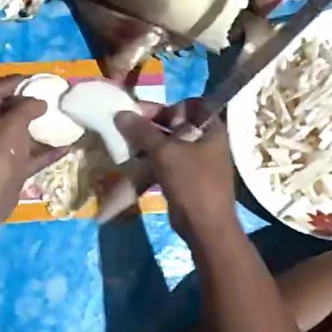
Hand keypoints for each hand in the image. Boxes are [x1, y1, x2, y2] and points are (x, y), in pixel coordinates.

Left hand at [0, 76, 51, 229]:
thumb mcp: (12, 124)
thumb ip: (26, 108)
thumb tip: (40, 102)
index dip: (12, 81)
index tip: (34, 78)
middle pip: (10, 112)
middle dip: (29, 103)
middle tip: (51, 98)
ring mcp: (4, 153)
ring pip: (24, 135)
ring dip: (41, 128)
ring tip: (61, 119)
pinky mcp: (15, 170)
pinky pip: (35, 157)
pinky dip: (49, 152)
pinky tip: (68, 147)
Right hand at [116, 99, 238, 244]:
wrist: (206, 226)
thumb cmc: (192, 182)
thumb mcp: (165, 153)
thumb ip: (142, 131)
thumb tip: (120, 114)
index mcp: (211, 128)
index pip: (190, 105)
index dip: (168, 107)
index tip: (144, 115)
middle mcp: (206, 141)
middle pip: (176, 125)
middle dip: (150, 127)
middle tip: (126, 128)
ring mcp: (197, 161)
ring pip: (168, 146)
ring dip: (147, 145)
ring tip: (125, 146)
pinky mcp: (186, 179)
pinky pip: (166, 164)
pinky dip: (150, 163)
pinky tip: (132, 166)